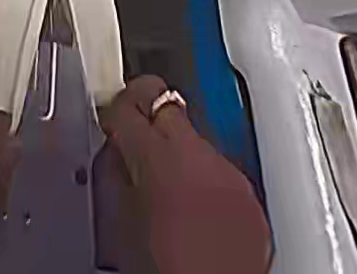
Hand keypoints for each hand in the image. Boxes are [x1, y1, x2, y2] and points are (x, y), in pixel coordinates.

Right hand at [100, 76, 271, 273]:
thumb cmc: (168, 271)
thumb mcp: (120, 223)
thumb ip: (114, 174)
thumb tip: (114, 153)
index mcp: (157, 157)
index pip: (128, 104)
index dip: (114, 108)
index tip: (110, 116)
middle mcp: (195, 153)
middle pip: (164, 101)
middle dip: (144, 109)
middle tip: (132, 129)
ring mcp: (225, 169)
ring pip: (191, 135)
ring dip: (175, 148)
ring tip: (164, 182)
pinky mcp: (246, 191)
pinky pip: (217, 166)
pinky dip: (202, 176)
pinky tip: (194, 206)